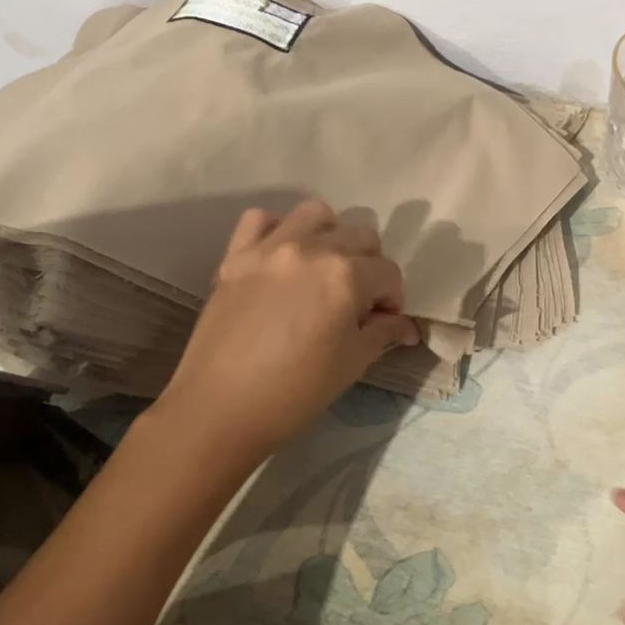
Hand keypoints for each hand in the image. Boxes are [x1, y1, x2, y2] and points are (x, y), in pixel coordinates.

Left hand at [150, 200, 419, 457]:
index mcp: (346, 276)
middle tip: (359, 300)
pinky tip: (282, 260)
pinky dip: (277, 230)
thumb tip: (405, 326)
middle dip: (370, 266)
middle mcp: (311, 250)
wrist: (219, 410)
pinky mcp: (235, 256)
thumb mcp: (351, 363)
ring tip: (325, 269)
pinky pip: (260, 219)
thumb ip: (382, 333)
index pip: (389, 273)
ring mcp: (269, 248)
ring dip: (331, 236)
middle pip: (360, 236)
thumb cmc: (295, 392)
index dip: (394, 299)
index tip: (384, 322)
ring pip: (316, 214)